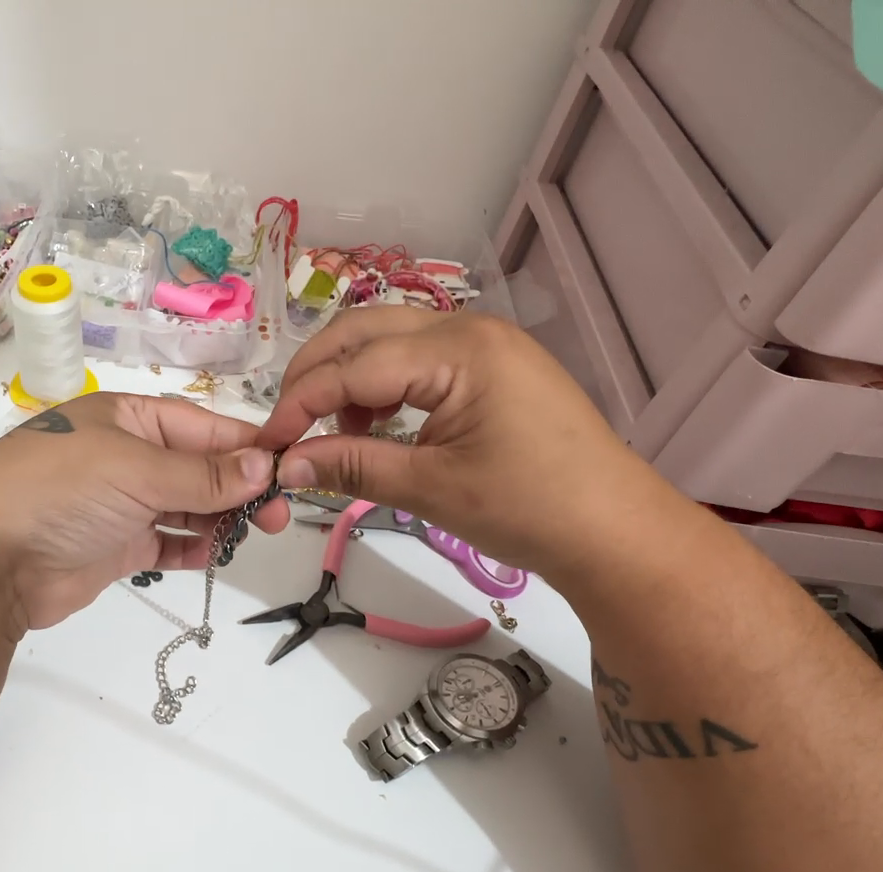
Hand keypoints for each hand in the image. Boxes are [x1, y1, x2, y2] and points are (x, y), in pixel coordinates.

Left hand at [0, 392, 289, 629]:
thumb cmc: (61, 491)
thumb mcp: (135, 469)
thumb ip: (202, 474)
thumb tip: (264, 467)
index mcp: (127, 418)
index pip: (200, 427)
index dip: (244, 446)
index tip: (288, 469)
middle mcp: (125, 456)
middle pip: (196, 467)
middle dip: (237, 487)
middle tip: (276, 516)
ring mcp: (118, 504)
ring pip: (184, 505)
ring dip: (219, 517)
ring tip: (253, 534)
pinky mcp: (113, 547)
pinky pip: (164, 543)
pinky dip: (190, 546)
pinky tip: (213, 552)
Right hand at [256, 307, 665, 577]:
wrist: (615, 531)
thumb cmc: (529, 509)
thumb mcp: (431, 489)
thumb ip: (352, 467)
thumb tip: (284, 466)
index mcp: (459, 350)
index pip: (355, 365)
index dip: (301, 403)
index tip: (267, 444)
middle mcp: (470, 328)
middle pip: (365, 331)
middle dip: (316, 375)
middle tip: (287, 428)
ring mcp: (485, 344)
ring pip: (390, 341)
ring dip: (349, 378)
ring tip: (339, 434)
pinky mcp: (492, 367)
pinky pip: (419, 360)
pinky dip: (384, 386)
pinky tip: (380, 426)